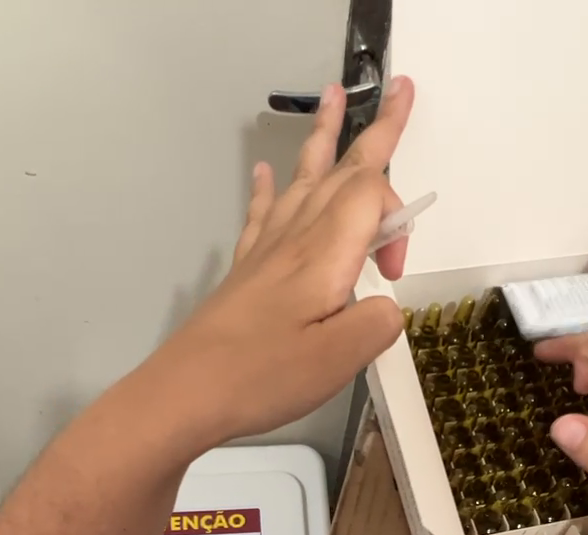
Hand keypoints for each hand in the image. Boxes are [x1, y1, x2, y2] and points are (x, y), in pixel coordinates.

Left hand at [141, 77, 415, 445]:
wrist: (186, 392)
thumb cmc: (262, 376)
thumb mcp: (339, 359)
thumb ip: (377, 323)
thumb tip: (384, 306)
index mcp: (324, 255)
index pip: (373, 198)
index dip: (398, 224)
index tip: (393, 274)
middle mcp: (296, 240)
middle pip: (342, 171)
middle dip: (377, 131)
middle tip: (401, 90)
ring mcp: (266, 252)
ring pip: (303, 180)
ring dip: (324, 138)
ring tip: (332, 97)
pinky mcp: (247, 271)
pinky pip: (263, 213)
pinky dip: (270, 188)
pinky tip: (267, 172)